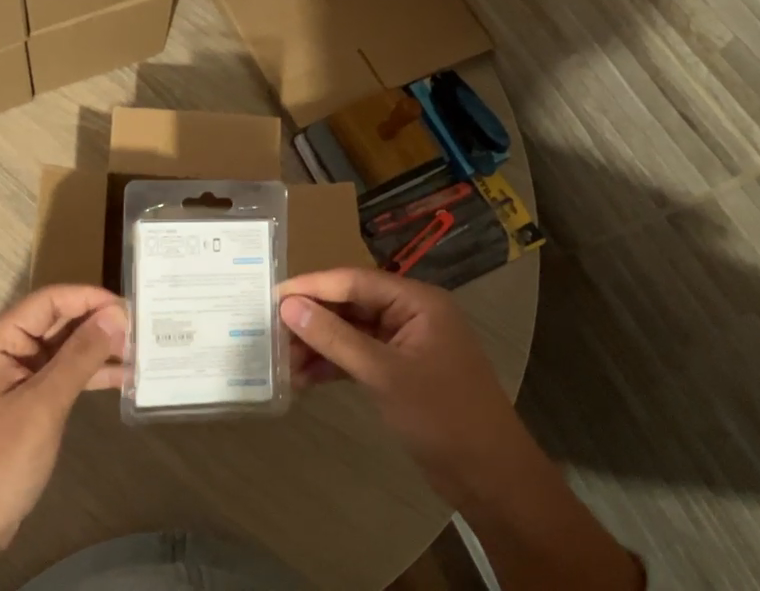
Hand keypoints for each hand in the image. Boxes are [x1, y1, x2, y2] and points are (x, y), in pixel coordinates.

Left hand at [0, 285, 125, 590]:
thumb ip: (80, 356)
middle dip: (98, 322)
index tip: (132, 308)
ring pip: (63, 348)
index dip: (90, 298)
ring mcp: (14, 375)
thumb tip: (115, 315)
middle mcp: (3, 349)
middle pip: (57, 320)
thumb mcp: (43, 405)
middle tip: (145, 329)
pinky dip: (88, 374)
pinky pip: (60, 374)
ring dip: (98, 349)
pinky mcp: (24, 401)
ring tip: (142, 352)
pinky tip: (122, 378)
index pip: (50, 300)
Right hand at [280, 268, 645, 588]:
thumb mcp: (384, 374)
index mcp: (417, 301)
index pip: (353, 281)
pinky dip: (333, 365)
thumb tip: (288, 306)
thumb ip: (335, 338)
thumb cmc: (442, 416)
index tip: (270, 297)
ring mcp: (406, 343)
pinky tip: (303, 379)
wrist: (490, 477)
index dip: (311, 287)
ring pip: (351, 331)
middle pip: (350, 304)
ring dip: (318, 344)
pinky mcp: (401, 371)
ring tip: (280, 360)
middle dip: (311, 319)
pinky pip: (359, 356)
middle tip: (269, 332)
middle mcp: (411, 314)